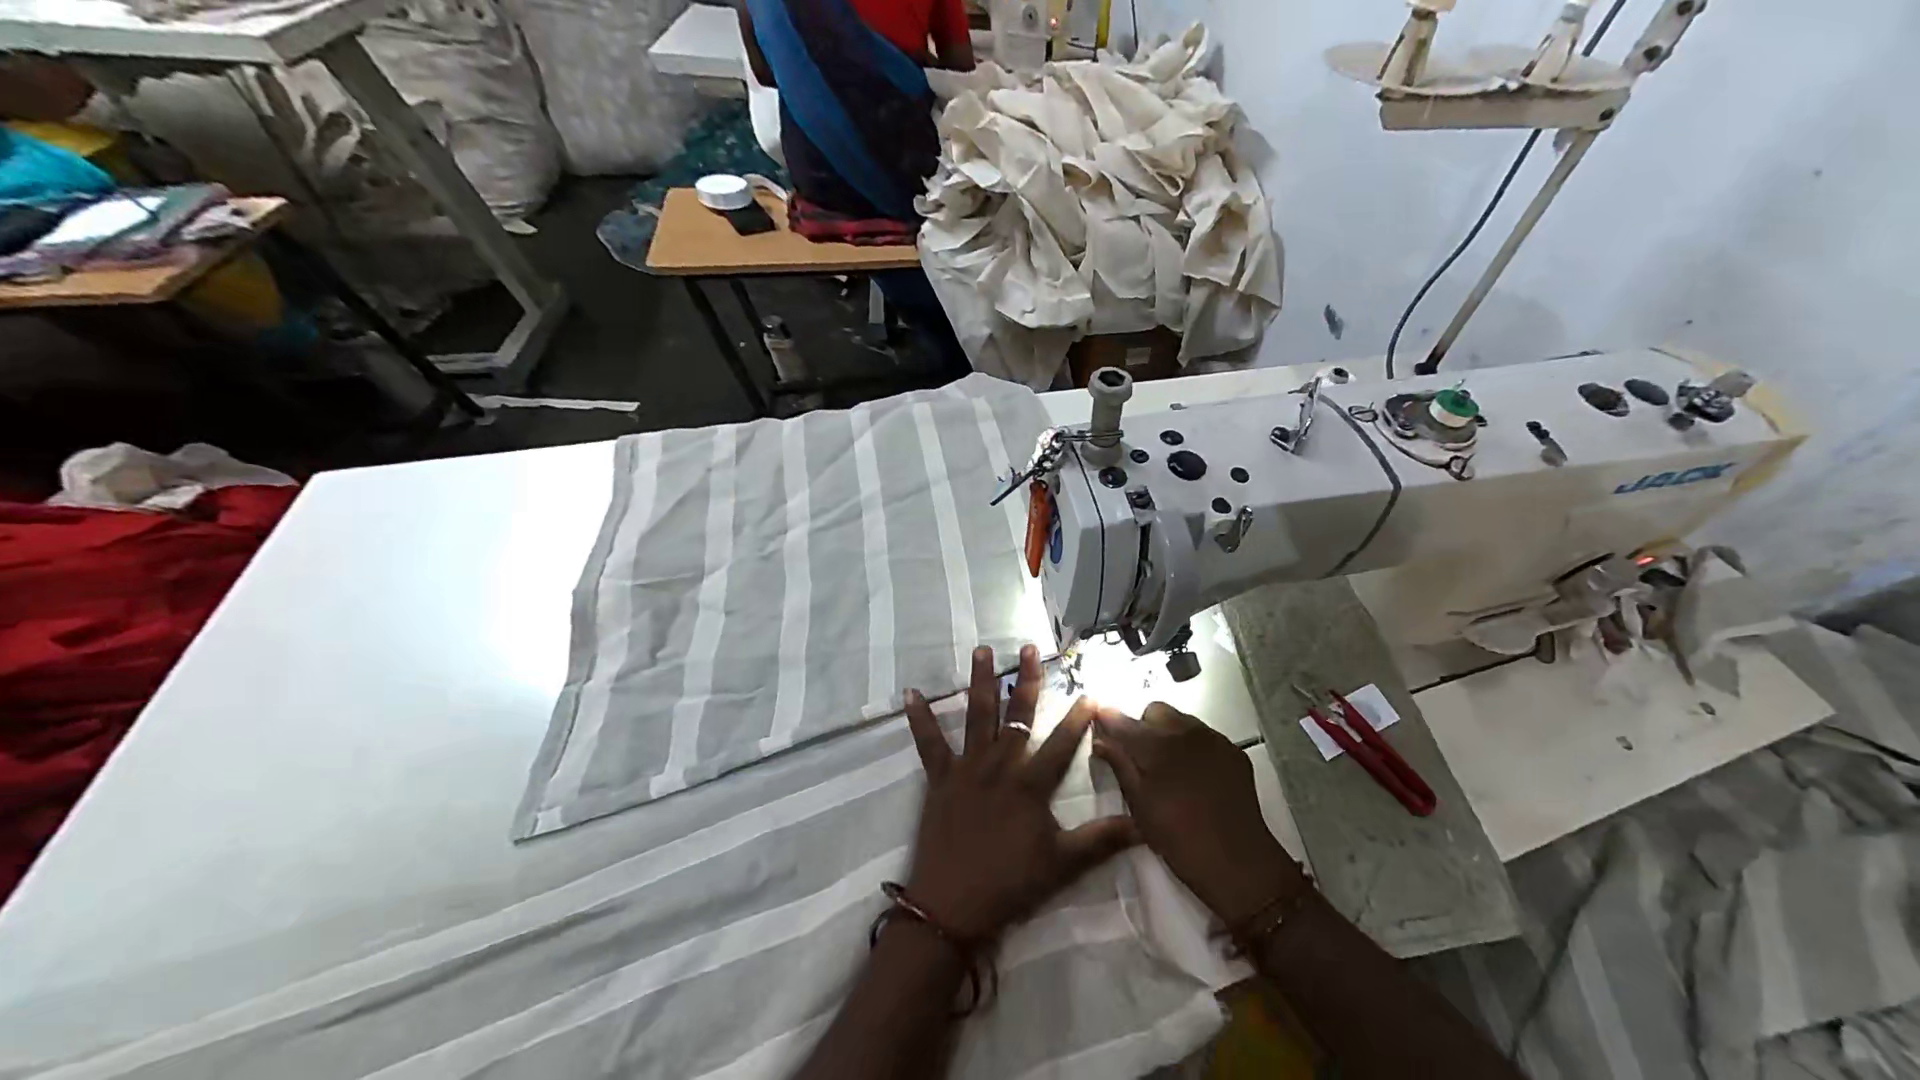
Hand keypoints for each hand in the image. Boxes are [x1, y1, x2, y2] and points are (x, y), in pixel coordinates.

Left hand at [902, 645, 1137, 940]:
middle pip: (1016, 716)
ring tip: (982, 650)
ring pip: (976, 716)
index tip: (1090, 692)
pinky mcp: (939, 779)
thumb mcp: (1063, 864)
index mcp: (1030, 785)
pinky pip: (928, 744)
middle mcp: (999, 766)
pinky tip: (910, 692)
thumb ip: (1102, 840)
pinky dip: (919, 718)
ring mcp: (966, 769)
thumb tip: (1143, 824)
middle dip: (1026, 681)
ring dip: (980, 682)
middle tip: (1029, 649)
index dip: (1078, 719)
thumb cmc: (1010, 884)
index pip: (1061, 744)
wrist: (952, 905)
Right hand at [1092, 703, 1308, 927]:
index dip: (1107, 721)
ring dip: (1168, 734)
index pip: (1120, 718)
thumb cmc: (1177, 836)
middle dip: (1142, 726)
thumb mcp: (1138, 803)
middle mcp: (1184, 731)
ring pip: (1181, 720)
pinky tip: (1193, 775)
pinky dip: (1193, 746)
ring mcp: (1213, 739)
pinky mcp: (1233, 752)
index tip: (1101, 731)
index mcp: (1154, 744)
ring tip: (1168, 768)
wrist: (1238, 862)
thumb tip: (1100, 738)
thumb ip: (1118, 764)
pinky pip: (1205, 736)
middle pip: (1154, 711)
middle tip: (1139, 758)